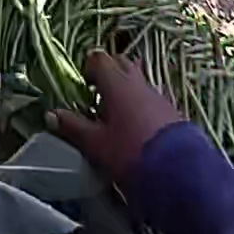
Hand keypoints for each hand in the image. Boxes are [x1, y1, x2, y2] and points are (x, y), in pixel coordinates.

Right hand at [49, 51, 183, 184]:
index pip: (98, 58)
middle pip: (120, 62)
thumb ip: (74, 127)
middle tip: (99, 95)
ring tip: (118, 114)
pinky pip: (151, 97)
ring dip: (126, 89)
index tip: (84, 86)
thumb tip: (50, 115)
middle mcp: (137, 81)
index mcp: (116, 82)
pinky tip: (138, 128)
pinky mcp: (172, 111)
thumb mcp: (98, 144)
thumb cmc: (132, 152)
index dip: (88, 68)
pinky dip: (142, 104)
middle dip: (109, 73)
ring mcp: (157, 94)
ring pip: (137, 80)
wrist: (183, 175)